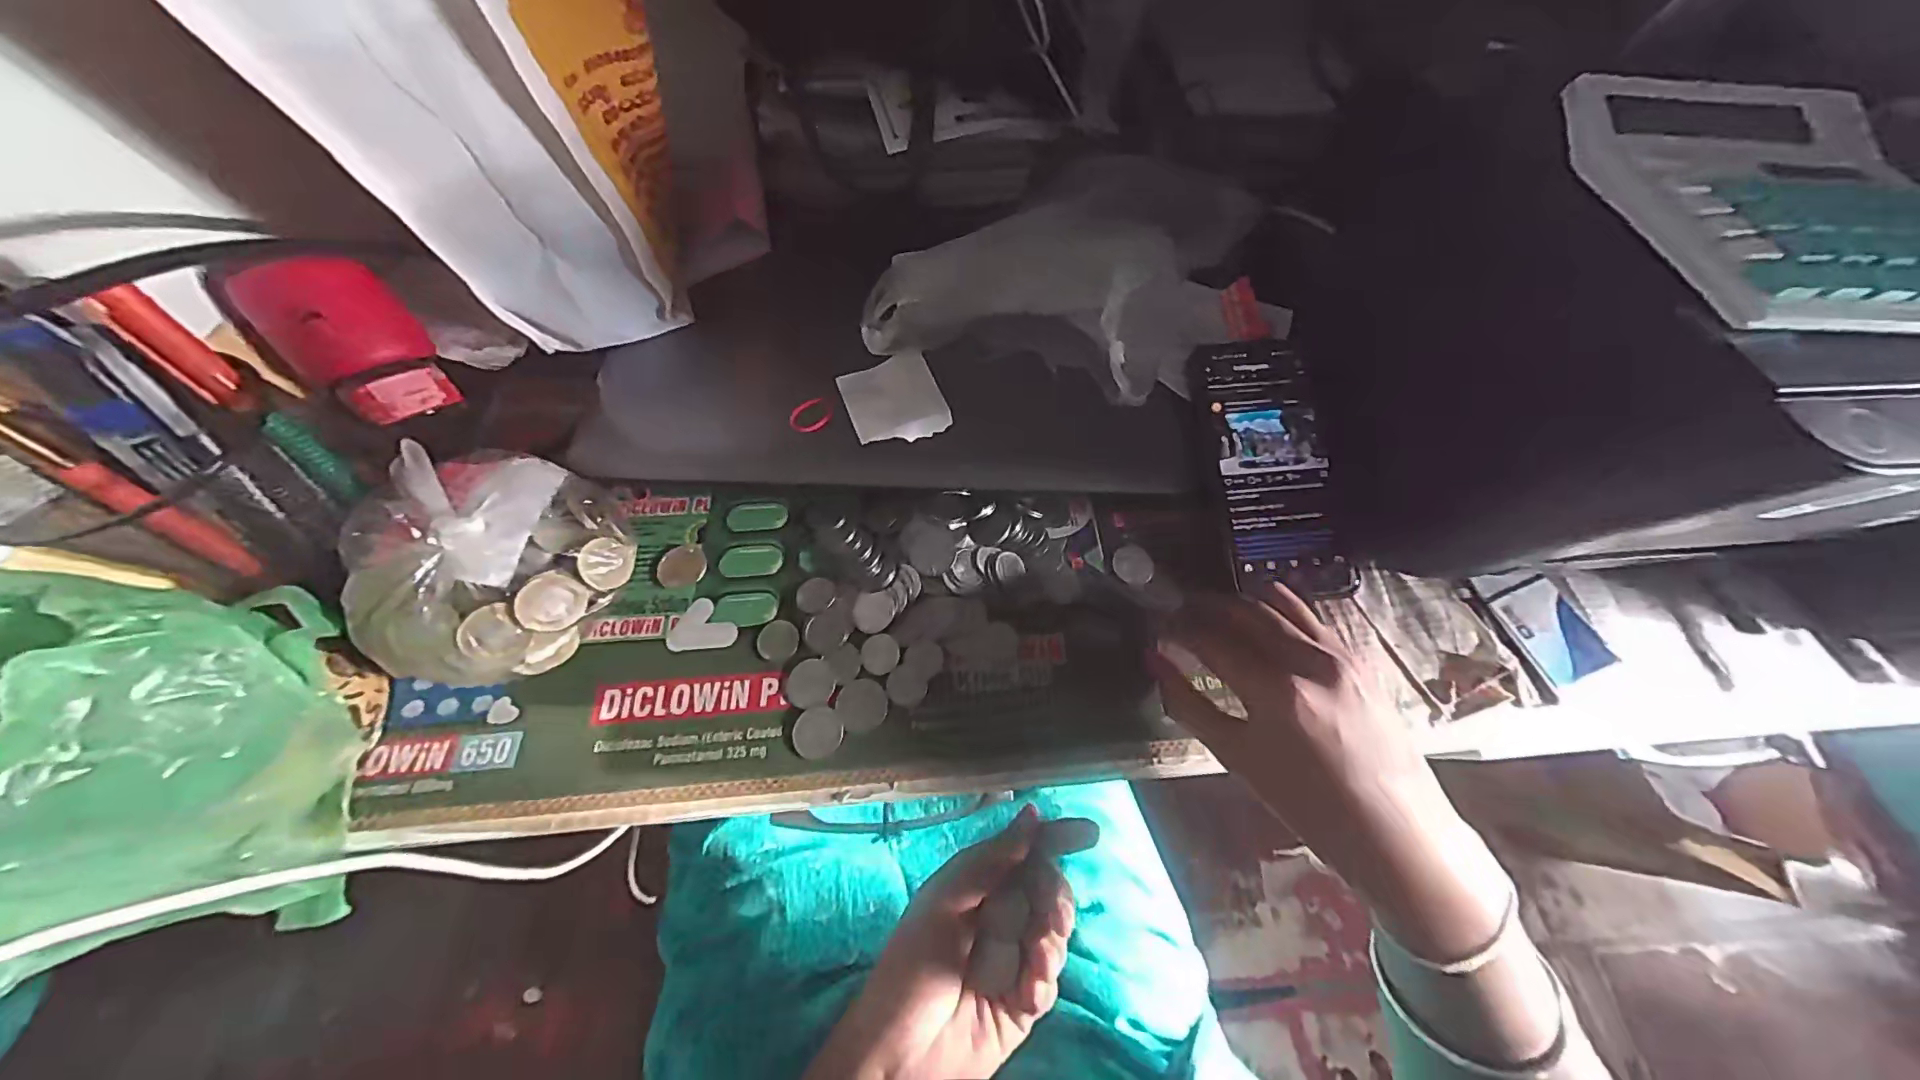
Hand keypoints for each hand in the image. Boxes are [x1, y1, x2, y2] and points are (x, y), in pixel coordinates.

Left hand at [803, 806, 1081, 1079]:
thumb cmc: (910, 967)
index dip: (1056, 838)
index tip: (1089, 833)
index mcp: (977, 884)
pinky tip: (1022, 994)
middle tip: (1045, 919)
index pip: (1025, 851)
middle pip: (1049, 889)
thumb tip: (1033, 815)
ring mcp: (1014, 958)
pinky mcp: (1024, 1001)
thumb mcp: (944, 902)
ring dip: (1046, 943)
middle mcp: (1000, 915)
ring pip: (1055, 933)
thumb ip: (992, 861)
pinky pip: (1050, 981)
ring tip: (1028, 962)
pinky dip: (1040, 982)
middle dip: (1052, 899)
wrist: (899, 1055)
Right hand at [1148, 582, 1510, 960]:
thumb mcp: (1237, 757)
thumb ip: (1189, 703)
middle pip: (1243, 611)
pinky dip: (1278, 610)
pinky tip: (1262, 620)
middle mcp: (1309, 660)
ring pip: (1278, 604)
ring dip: (1239, 603)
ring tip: (1214, 613)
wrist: (1395, 830)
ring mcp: (1340, 654)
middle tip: (1179, 614)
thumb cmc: (1307, 805)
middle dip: (1203, 608)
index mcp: (1275, 691)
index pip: (1211, 639)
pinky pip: (1310, 617)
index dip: (1177, 629)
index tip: (1159, 629)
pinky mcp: (1360, 657)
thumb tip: (1155, 660)